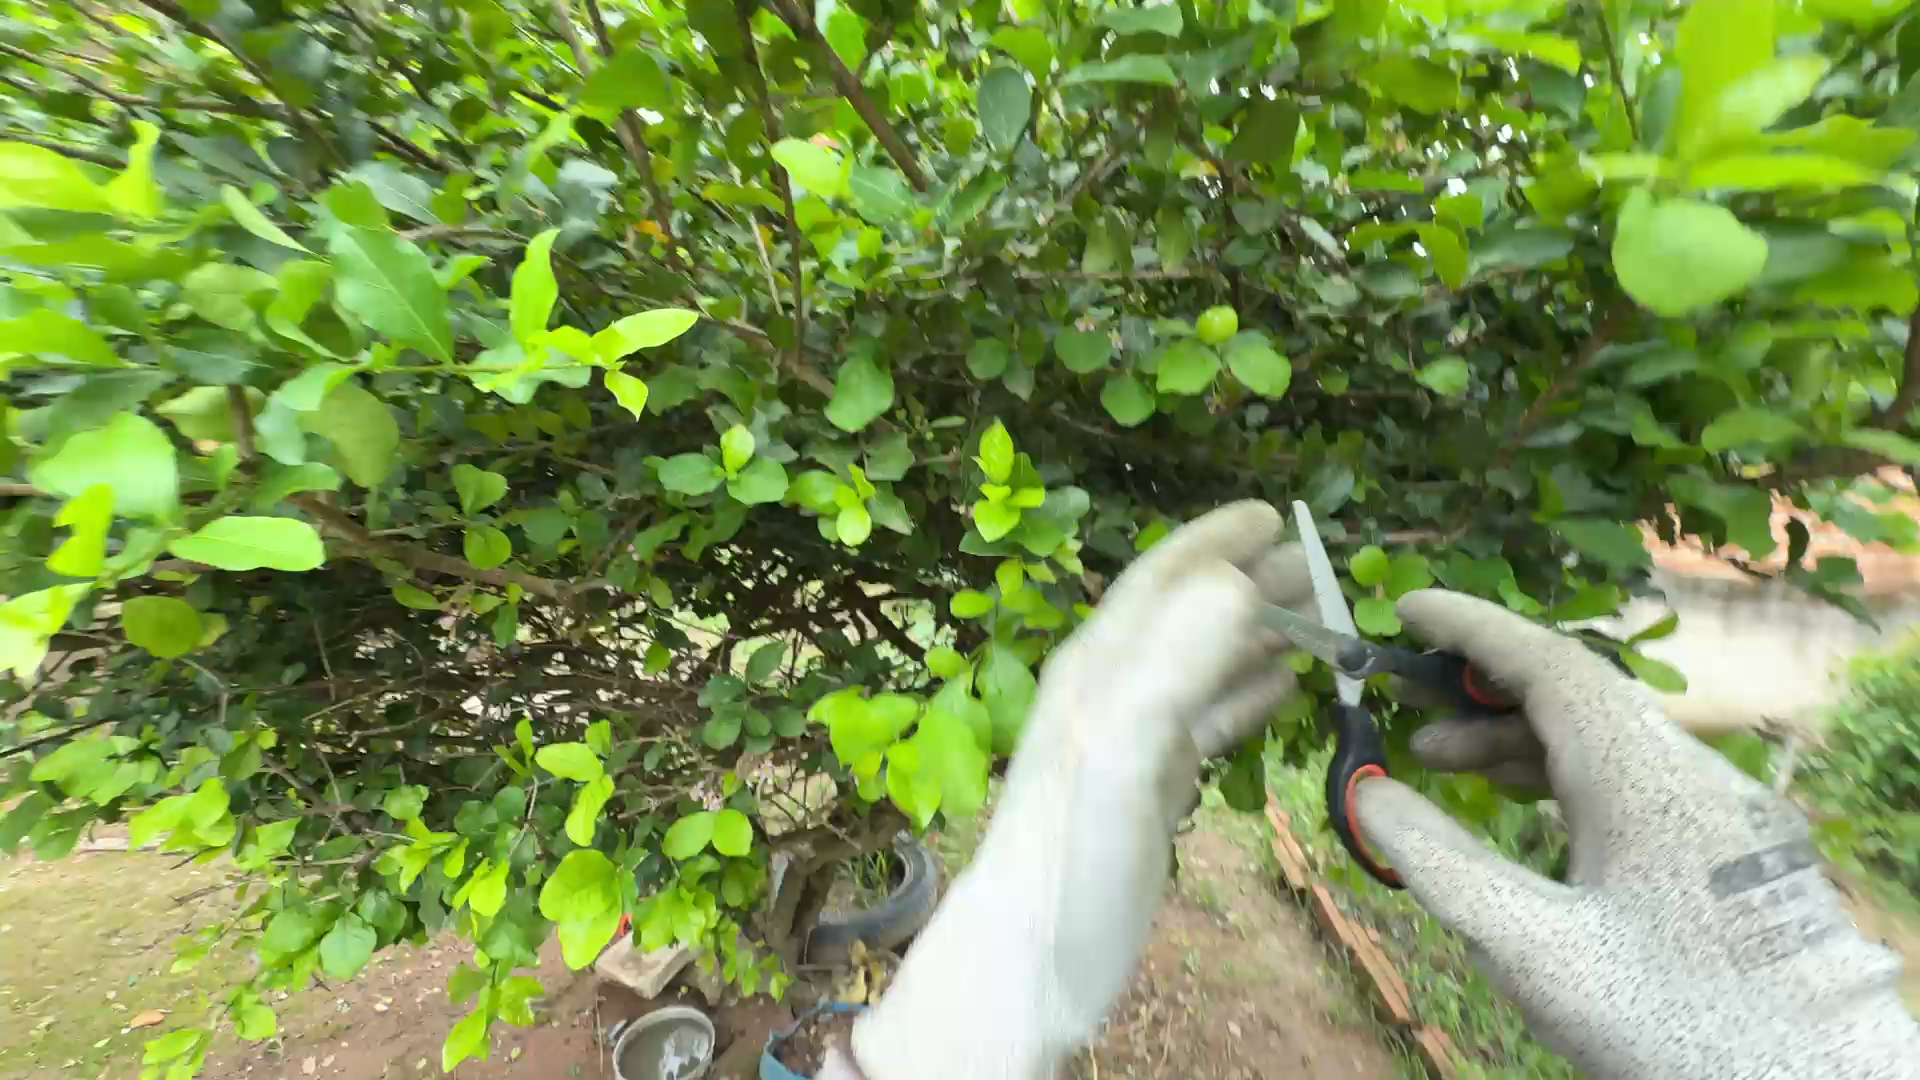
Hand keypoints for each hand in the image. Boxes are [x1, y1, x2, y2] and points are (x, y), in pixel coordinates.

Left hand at [830, 501, 1311, 1079]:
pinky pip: (1205, 719)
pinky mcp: (1148, 779)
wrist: (1032, 952)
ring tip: (1314, 619)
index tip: (1269, 514)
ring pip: (1200, 664)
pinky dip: (1244, 695)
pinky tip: (1278, 689)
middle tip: (1316, 565)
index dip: (1211, 542)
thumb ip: (1172, 664)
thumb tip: (1235, 582)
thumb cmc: (1074, 854)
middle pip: (1185, 615)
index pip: (1159, 582)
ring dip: (1254, 635)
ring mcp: (1131, 734)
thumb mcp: (1123, 750)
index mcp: (1099, 666)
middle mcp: (1112, 687)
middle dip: (1247, 583)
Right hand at [1356, 590, 1918, 1079]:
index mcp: (1649, 783)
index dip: (1472, 628)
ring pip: (1590, 734)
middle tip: (1399, 690)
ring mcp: (1709, 808)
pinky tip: (1506, 795)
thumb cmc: (1681, 1030)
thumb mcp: (1535, 949)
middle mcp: (1688, 776)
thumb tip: (1367, 789)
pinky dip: (1543, 767)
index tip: (1405, 609)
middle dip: (1474, 682)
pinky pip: (1612, 773)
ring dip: (1504, 730)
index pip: (1553, 666)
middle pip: (1568, 694)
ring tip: (1432, 754)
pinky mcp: (1715, 842)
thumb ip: (1437, 859)